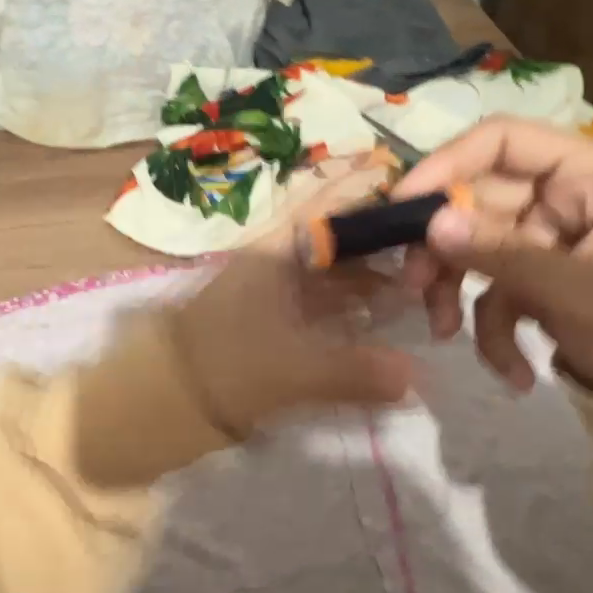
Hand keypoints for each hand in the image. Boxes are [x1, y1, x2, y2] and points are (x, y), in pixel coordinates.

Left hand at [172, 166, 415, 433]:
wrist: (158, 398)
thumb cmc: (223, 367)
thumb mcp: (292, 371)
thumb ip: (356, 373)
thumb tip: (416, 376)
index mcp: (276, 250)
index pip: (332, 205)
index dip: (374, 194)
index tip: (420, 199)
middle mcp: (276, 260)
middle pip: (340, 239)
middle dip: (385, 246)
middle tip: (434, 257)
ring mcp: (273, 290)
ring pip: (333, 274)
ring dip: (372, 281)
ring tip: (419, 292)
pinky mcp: (271, 321)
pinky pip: (321, 305)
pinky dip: (351, 311)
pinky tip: (382, 324)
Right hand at [395, 116, 592, 396]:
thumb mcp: (580, 293)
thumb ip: (502, 255)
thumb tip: (428, 224)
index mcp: (592, 174)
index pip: (503, 141)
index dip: (446, 164)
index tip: (401, 207)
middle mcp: (568, 197)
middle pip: (478, 201)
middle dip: (445, 249)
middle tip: (413, 288)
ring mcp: (554, 241)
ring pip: (478, 249)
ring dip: (458, 293)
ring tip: (448, 335)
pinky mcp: (546, 281)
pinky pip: (498, 292)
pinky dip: (493, 331)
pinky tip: (514, 374)